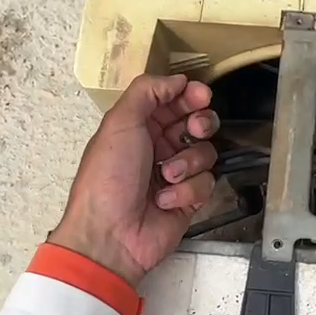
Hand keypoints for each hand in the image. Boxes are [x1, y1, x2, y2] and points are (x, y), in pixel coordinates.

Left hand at [49, 74, 219, 286]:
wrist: (111, 234)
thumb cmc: (109, 177)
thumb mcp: (120, 123)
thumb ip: (148, 91)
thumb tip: (178, 80)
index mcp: (139, 126)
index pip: (173, 100)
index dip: (189, 95)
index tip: (200, 95)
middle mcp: (158, 147)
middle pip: (197, 122)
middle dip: (200, 123)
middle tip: (194, 129)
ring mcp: (176, 174)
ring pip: (206, 153)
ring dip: (188, 163)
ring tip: (166, 177)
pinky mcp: (189, 199)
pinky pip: (206, 183)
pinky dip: (187, 191)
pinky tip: (165, 201)